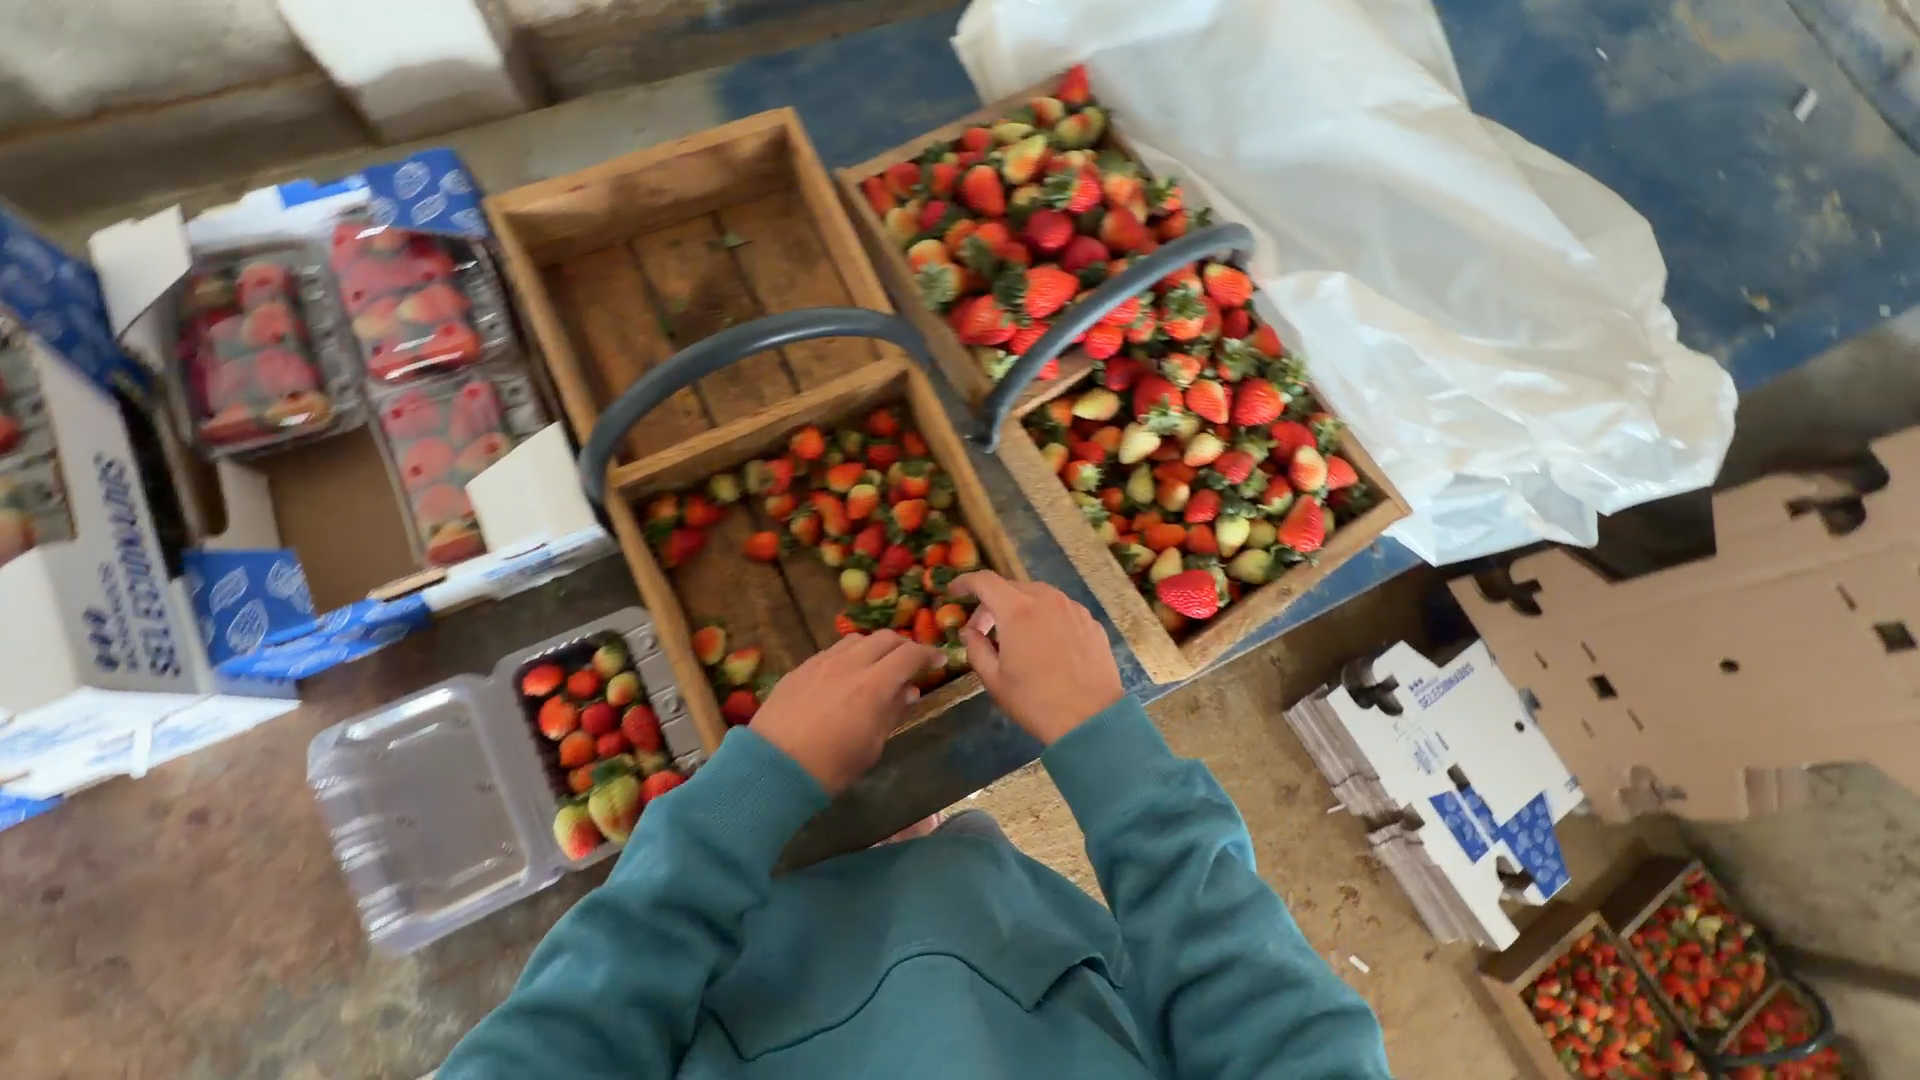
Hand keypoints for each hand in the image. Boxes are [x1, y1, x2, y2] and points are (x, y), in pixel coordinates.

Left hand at [750, 632, 944, 794]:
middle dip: (903, 646)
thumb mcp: (871, 747)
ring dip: (874, 647)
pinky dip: (848, 655)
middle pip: (885, 638)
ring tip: (877, 665)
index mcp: (874, 684)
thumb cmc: (830, 767)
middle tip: (910, 663)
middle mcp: (849, 664)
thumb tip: (908, 691)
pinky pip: (832, 651)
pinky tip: (845, 674)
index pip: (910, 654)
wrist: (772, 768)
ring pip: (856, 640)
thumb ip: (892, 712)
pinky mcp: (800, 668)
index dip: (928, 654)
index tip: (938, 660)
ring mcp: (821, 662)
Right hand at [951, 572, 1123, 744]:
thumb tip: (970, 633)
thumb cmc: (1035, 701)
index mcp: (1017, 610)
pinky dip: (1046, 617)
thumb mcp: (995, 680)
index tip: (954, 592)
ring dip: (1020, 608)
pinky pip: (1061, 610)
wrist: (1091, 719)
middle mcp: (1047, 599)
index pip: (985, 581)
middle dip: (992, 603)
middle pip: (1011, 587)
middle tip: (982, 629)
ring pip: (1039, 596)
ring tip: (1016, 636)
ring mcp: (1073, 609)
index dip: (965, 583)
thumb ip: (977, 649)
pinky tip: (1046, 644)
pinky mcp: (1091, 622)